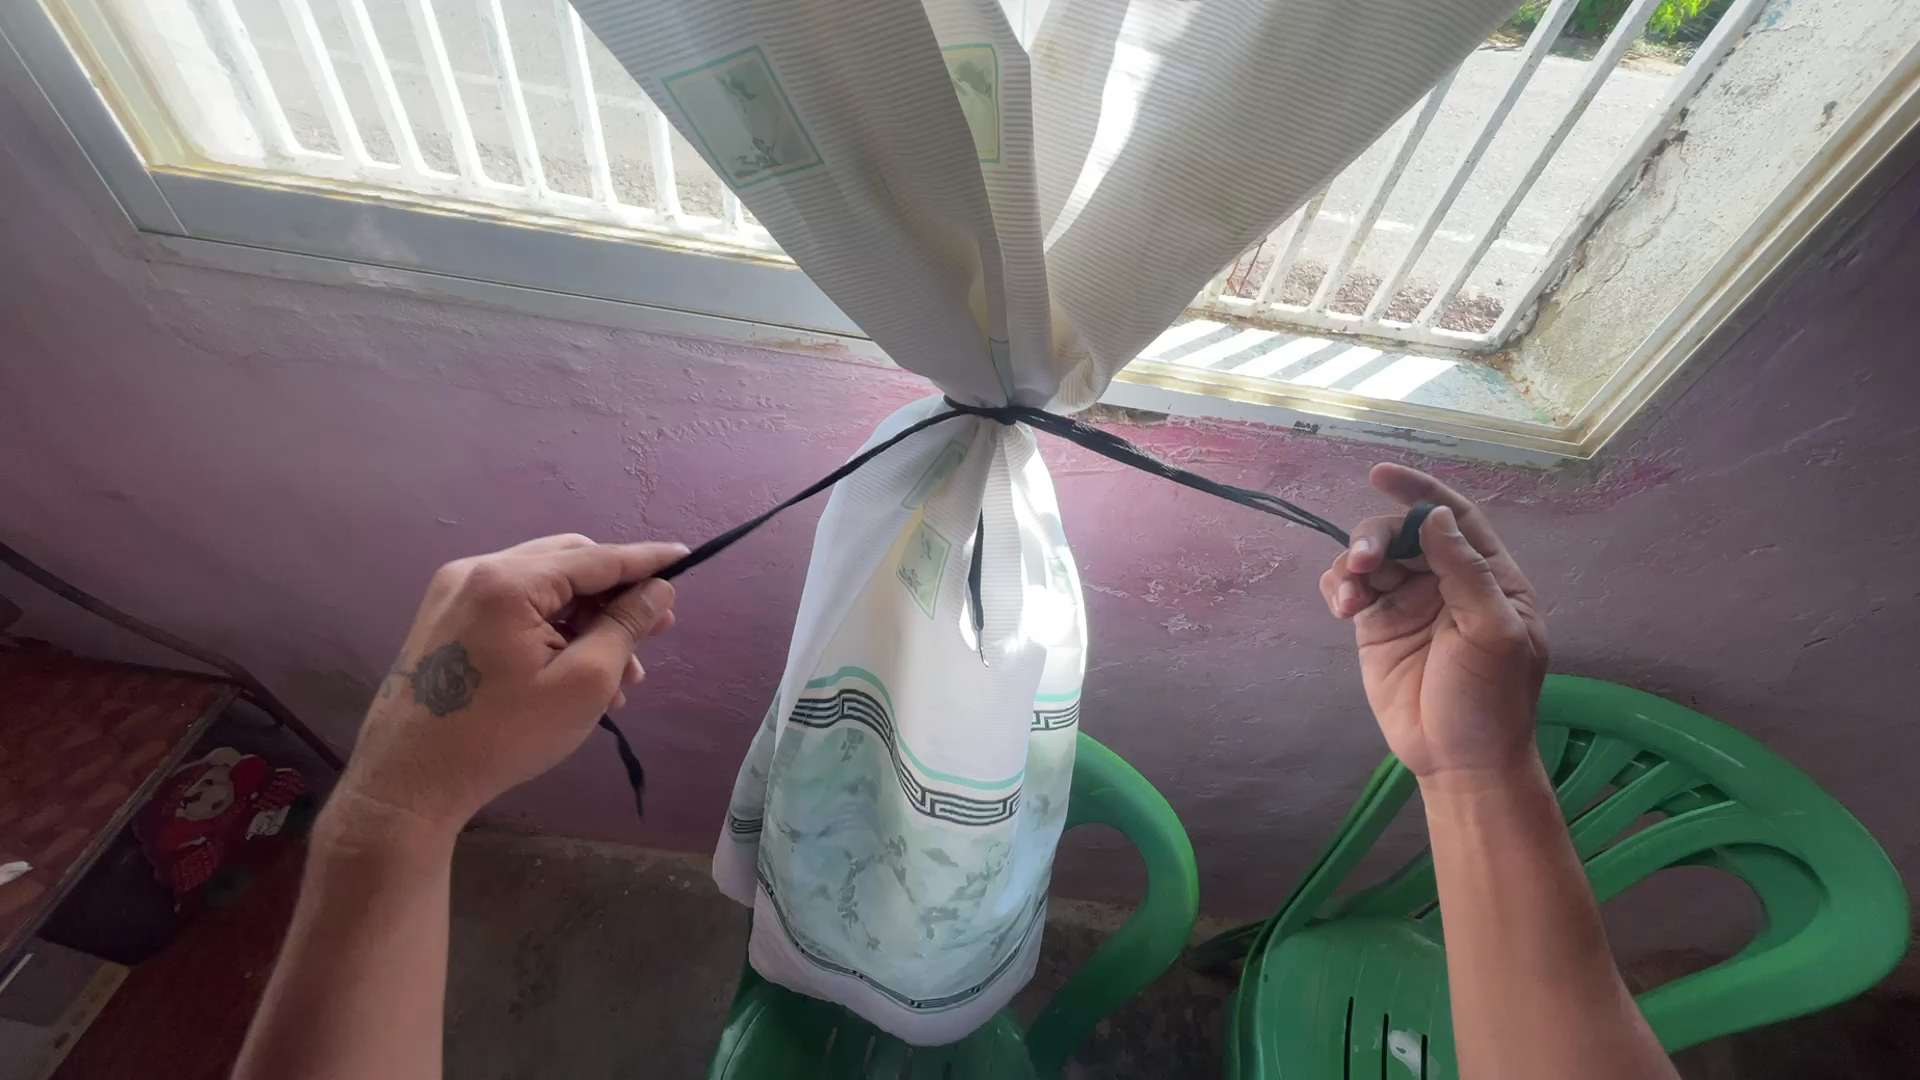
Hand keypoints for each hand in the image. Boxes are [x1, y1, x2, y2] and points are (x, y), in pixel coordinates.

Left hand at [336, 535, 684, 838]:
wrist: (404, 788)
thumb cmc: (503, 736)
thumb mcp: (585, 681)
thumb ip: (627, 626)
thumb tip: (659, 590)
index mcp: (509, 582)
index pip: (598, 558)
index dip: (648, 561)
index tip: (686, 558)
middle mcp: (477, 572)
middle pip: (571, 564)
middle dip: (618, 596)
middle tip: (658, 630)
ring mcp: (455, 595)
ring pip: (548, 588)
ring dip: (590, 620)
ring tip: (624, 672)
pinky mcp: (447, 620)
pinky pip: (519, 607)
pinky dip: (556, 629)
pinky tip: (579, 671)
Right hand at [1320, 464, 1547, 783]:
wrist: (1456, 758)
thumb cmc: (1490, 698)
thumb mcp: (1491, 633)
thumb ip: (1466, 572)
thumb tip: (1434, 518)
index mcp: (1486, 577)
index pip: (1453, 517)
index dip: (1419, 492)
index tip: (1379, 474)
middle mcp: (1443, 581)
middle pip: (1399, 535)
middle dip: (1374, 540)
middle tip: (1361, 566)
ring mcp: (1406, 602)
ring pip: (1368, 560)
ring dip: (1351, 569)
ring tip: (1349, 601)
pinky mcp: (1375, 624)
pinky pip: (1348, 589)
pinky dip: (1337, 589)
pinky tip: (1341, 609)